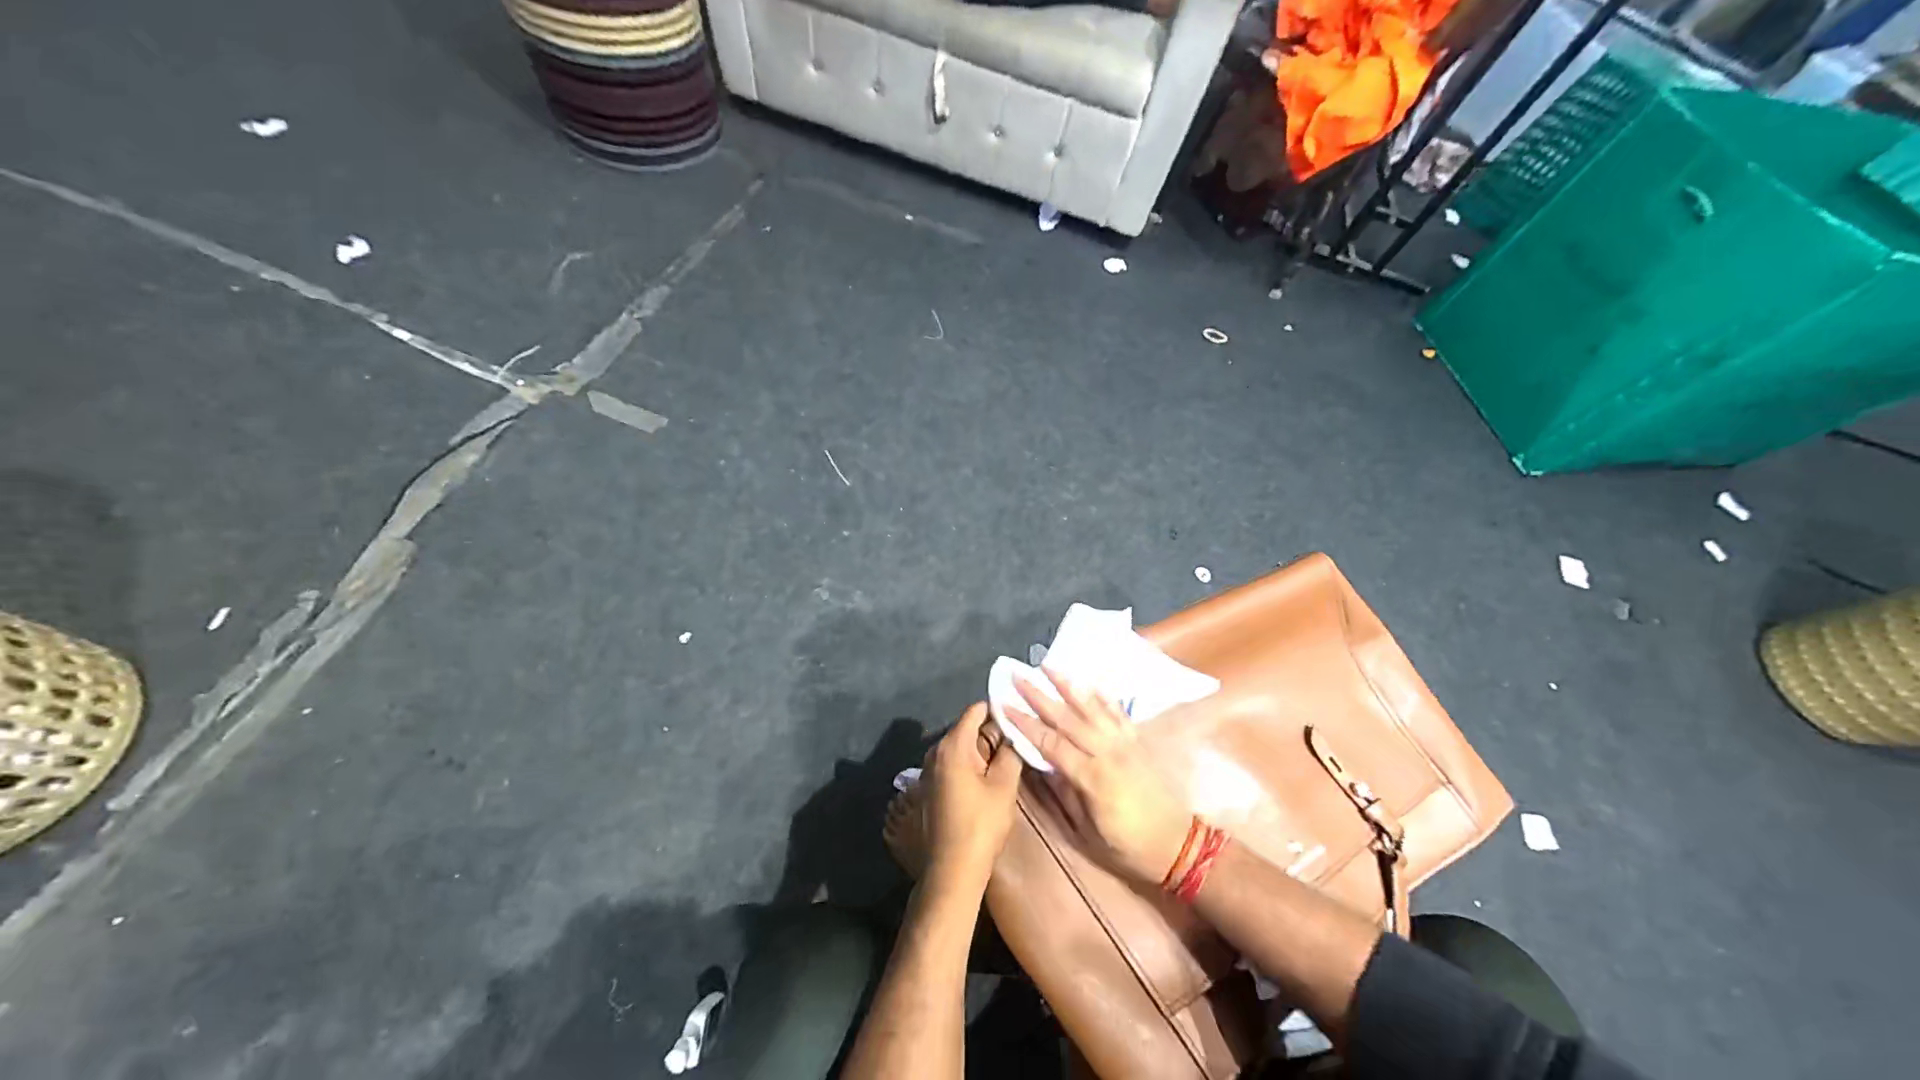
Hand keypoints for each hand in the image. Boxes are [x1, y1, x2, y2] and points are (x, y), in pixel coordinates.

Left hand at [923, 702, 1024, 886]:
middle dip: (991, 731)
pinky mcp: (929, 788)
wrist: (952, 868)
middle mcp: (935, 752)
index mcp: (952, 746)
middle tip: (1018, 738)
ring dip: (981, 750)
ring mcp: (928, 771)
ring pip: (960, 748)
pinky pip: (952, 765)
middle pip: (966, 728)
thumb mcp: (1004, 786)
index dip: (997, 709)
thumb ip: (1010, 754)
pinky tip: (988, 777)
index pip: (975, 710)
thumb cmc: (981, 824)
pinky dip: (969, 765)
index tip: (1018, 714)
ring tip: (1008, 757)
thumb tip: (1014, 734)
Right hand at [1004, 669, 1192, 887]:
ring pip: (1092, 707)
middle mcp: (1108, 753)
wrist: (1179, 845)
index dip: (1026, 724)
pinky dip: (1102, 696)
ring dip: (1069, 685)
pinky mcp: (1138, 741)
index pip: (1051, 744)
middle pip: (1068, 718)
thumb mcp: (1088, 832)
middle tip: (1018, 675)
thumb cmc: (1128, 846)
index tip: (1005, 706)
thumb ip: (1064, 794)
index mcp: (1092, 778)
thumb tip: (1041, 765)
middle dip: (1040, 696)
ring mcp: (1125, 743)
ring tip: (1048, 666)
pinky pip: (1118, 712)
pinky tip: (1088, 683)